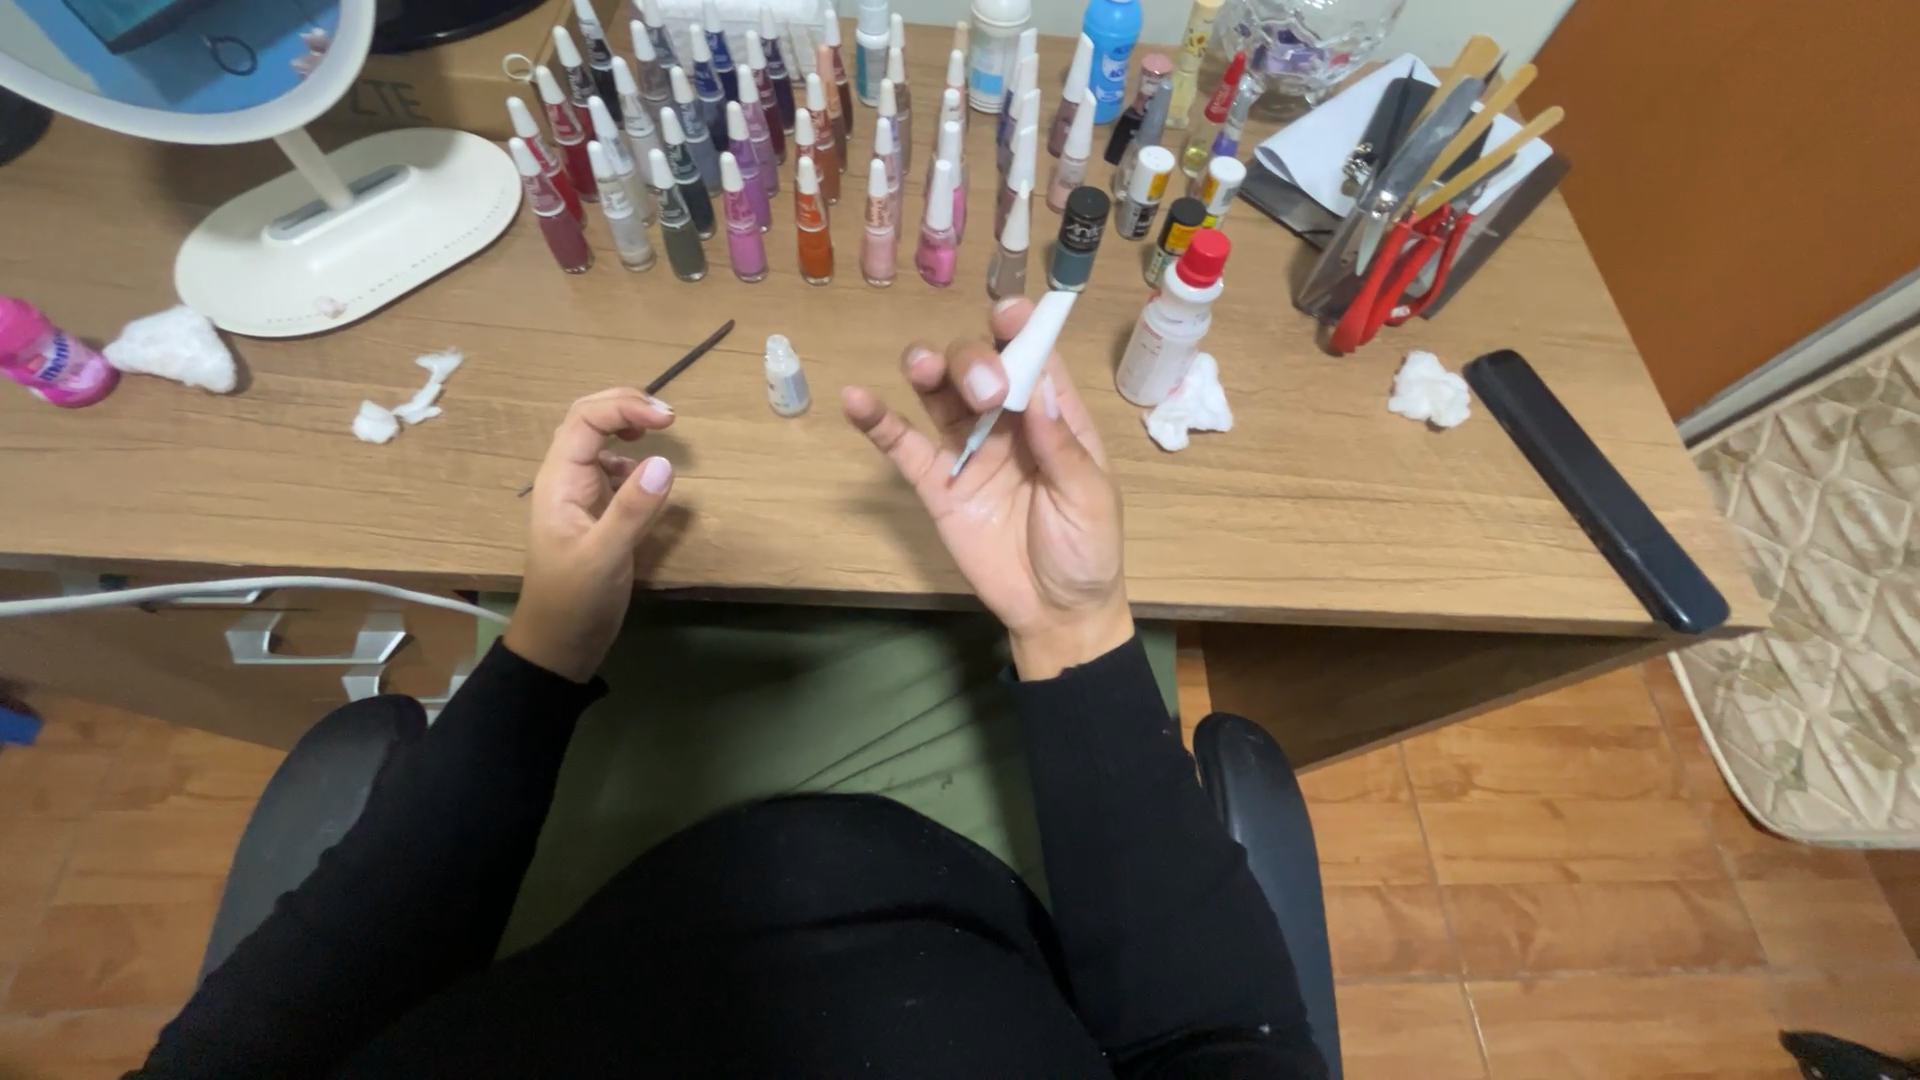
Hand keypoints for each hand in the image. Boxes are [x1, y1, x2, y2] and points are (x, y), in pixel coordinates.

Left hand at [504, 388, 675, 681]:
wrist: (560, 642)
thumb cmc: (574, 600)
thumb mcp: (605, 556)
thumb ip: (632, 509)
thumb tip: (665, 461)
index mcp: (559, 482)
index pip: (586, 421)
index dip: (626, 409)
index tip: (669, 420)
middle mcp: (567, 479)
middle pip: (587, 420)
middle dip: (625, 406)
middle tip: (668, 415)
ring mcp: (580, 495)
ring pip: (598, 441)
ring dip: (627, 425)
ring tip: (662, 429)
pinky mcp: (596, 513)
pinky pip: (612, 470)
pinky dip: (634, 459)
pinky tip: (651, 475)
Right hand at [842, 298, 1131, 679]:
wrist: (1053, 612)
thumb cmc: (1085, 552)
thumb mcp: (1089, 500)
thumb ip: (1062, 448)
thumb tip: (1036, 388)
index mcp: (1054, 420)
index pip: (1036, 361)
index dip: (1021, 332)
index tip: (1007, 313)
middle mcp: (1007, 425)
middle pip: (982, 369)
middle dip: (977, 363)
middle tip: (984, 391)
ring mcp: (968, 452)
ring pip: (941, 396)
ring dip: (929, 370)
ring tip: (924, 368)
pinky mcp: (936, 485)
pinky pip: (903, 447)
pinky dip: (878, 422)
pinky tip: (856, 400)